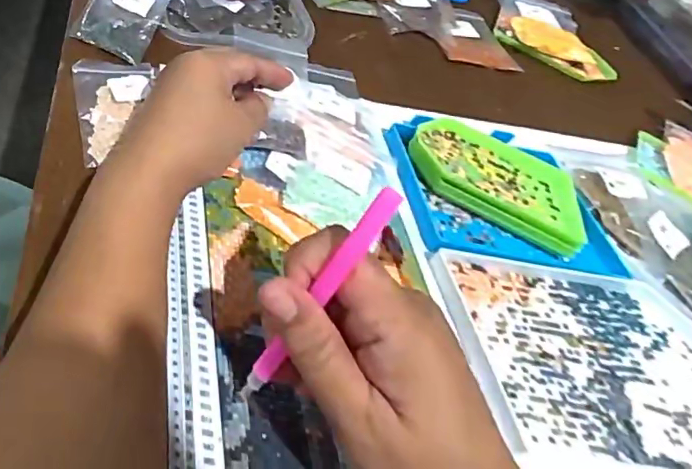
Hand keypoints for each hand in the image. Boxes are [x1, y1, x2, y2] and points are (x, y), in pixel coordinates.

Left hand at [102, 48, 292, 196]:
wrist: (147, 168)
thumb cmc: (200, 141)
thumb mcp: (241, 125)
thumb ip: (257, 107)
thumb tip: (257, 98)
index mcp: (207, 62)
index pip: (247, 60)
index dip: (271, 71)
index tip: (290, 82)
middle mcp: (185, 65)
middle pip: (225, 64)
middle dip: (250, 75)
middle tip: (271, 87)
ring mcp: (168, 82)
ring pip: (208, 78)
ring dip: (231, 88)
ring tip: (250, 103)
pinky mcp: (158, 102)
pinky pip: (194, 92)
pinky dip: (213, 99)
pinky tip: (222, 115)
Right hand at [257, 228, 515, 468]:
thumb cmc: (423, 468)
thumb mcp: (358, 416)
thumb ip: (314, 348)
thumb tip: (268, 284)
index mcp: (397, 314)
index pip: (337, 246)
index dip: (300, 266)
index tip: (282, 318)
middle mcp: (404, 304)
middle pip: (332, 272)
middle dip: (297, 308)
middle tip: (281, 363)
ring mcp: (408, 323)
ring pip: (337, 300)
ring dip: (308, 332)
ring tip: (298, 382)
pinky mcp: (408, 343)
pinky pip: (355, 323)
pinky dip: (329, 344)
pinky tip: (318, 383)